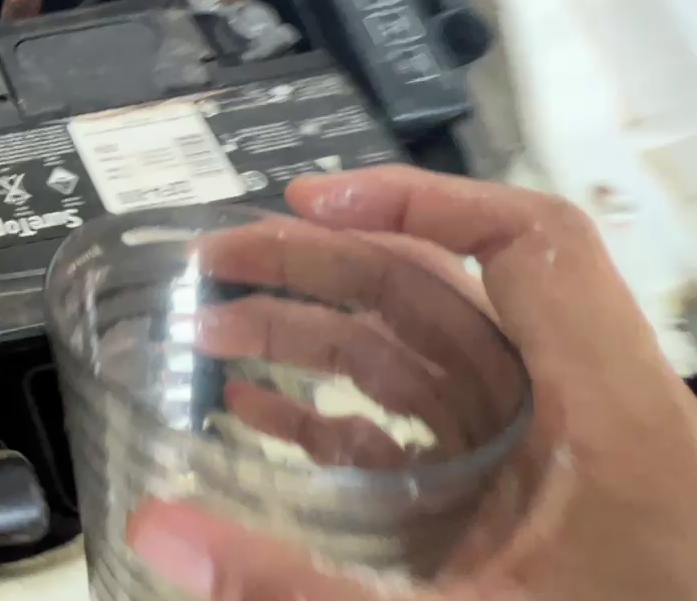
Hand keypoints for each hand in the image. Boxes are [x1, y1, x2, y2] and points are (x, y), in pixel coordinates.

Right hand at [125, 166, 696, 599]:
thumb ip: (300, 585)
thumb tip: (153, 530)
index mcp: (607, 415)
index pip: (527, 242)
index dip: (412, 198)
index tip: (302, 203)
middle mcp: (569, 408)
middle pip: (426, 282)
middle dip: (304, 260)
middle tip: (208, 260)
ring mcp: (528, 449)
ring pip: (400, 343)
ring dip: (296, 326)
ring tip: (206, 331)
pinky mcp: (499, 491)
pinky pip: (399, 416)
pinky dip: (319, 400)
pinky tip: (252, 407)